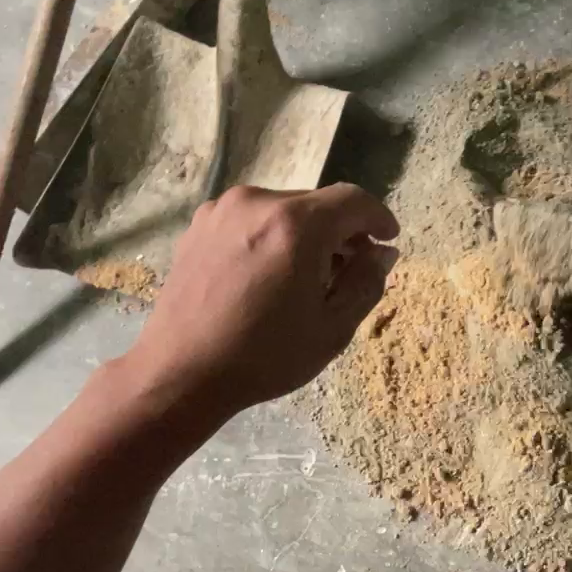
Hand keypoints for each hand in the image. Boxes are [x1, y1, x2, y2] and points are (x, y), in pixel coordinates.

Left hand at [127, 183, 398, 419]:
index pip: (353, 200)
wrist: (182, 371)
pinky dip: (275, 238)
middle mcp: (259, 202)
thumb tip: (383, 253)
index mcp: (297, 226)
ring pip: (285, 211)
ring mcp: (223, 210)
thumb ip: (366, 282)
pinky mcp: (201, 225)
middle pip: (318, 204)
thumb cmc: (266, 357)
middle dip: (343, 233)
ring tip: (309, 279)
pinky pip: (255, 220)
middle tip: (351, 272)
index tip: (389, 240)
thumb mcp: (333, 328)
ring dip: (308, 236)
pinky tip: (272, 277)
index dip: (379, 218)